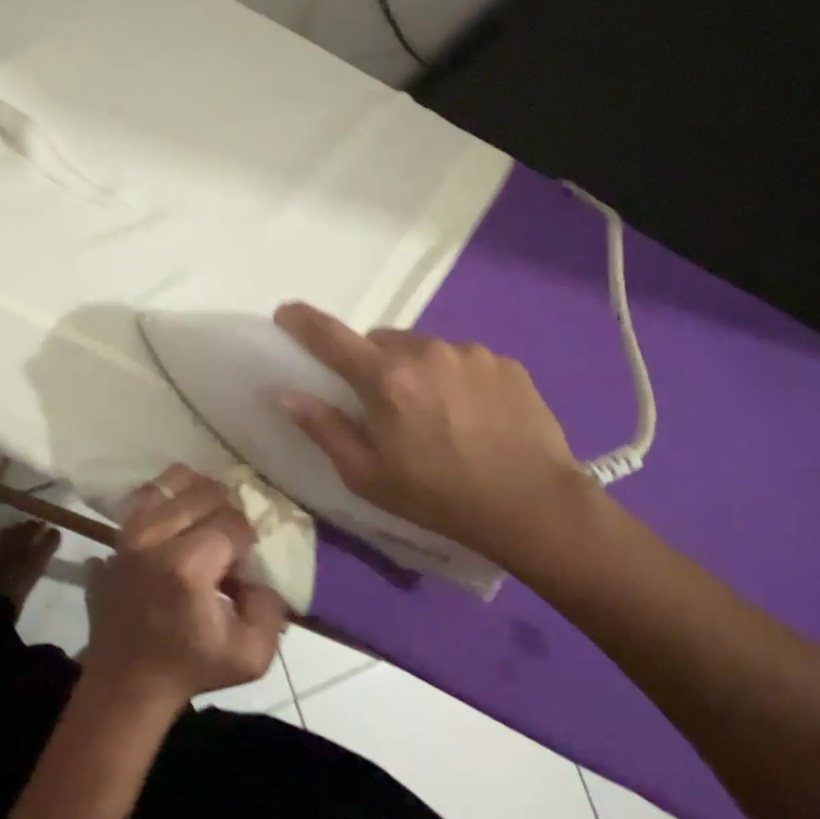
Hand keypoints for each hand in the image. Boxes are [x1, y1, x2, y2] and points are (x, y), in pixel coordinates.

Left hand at [81, 465, 286, 705]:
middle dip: (227, 510)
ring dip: (197, 494)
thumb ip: (271, 608)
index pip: (233, 522)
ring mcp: (127, 535)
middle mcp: (153, 539)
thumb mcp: (252, 654)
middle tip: (231, 541)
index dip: (248, 539)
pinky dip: (166, 500)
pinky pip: (143, 498)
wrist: (127, 682)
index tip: (244, 565)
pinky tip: (177, 524)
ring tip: (207, 520)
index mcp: (187, 567)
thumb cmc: (189, 668)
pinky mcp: (114, 538)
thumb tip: (258, 573)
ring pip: (170, 482)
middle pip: (203, 493)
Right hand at [273, 301, 591, 561]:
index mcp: (386, 379)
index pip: (331, 337)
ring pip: (425, 349)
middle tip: (384, 406)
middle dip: (373, 364)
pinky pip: (463, 360)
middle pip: (381, 342)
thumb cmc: (439, 497)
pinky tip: (472, 416)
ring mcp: (470, 353)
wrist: (534, 505)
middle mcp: (426, 351)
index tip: (286, 312)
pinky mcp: (505, 363)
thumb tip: (285, 394)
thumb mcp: (367, 476)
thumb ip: (324, 428)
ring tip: (436, 415)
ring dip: (417, 371)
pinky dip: (456, 379)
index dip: (302, 321)